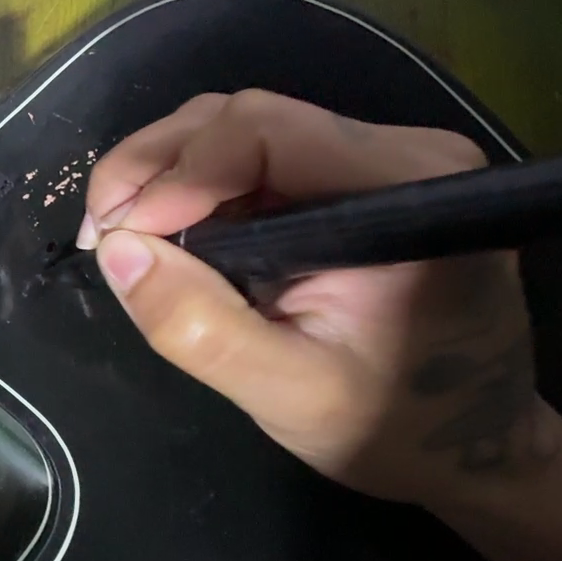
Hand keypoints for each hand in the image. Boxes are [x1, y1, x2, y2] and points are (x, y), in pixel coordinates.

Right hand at [78, 90, 561, 510]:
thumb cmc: (389, 423)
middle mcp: (390, 154)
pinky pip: (228, 153)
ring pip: (222, 129)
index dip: (179, 172)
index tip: (124, 237)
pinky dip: (172, 184)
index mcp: (408, 191)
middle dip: (150, 168)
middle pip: (235, 119)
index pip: (264, 131)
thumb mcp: (288, 393)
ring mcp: (357, 160)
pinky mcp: (325, 177)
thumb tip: (117, 251)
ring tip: (119, 235)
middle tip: (103, 235)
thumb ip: (201, 327)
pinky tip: (152, 229)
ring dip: (153, 174)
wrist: (458, 441)